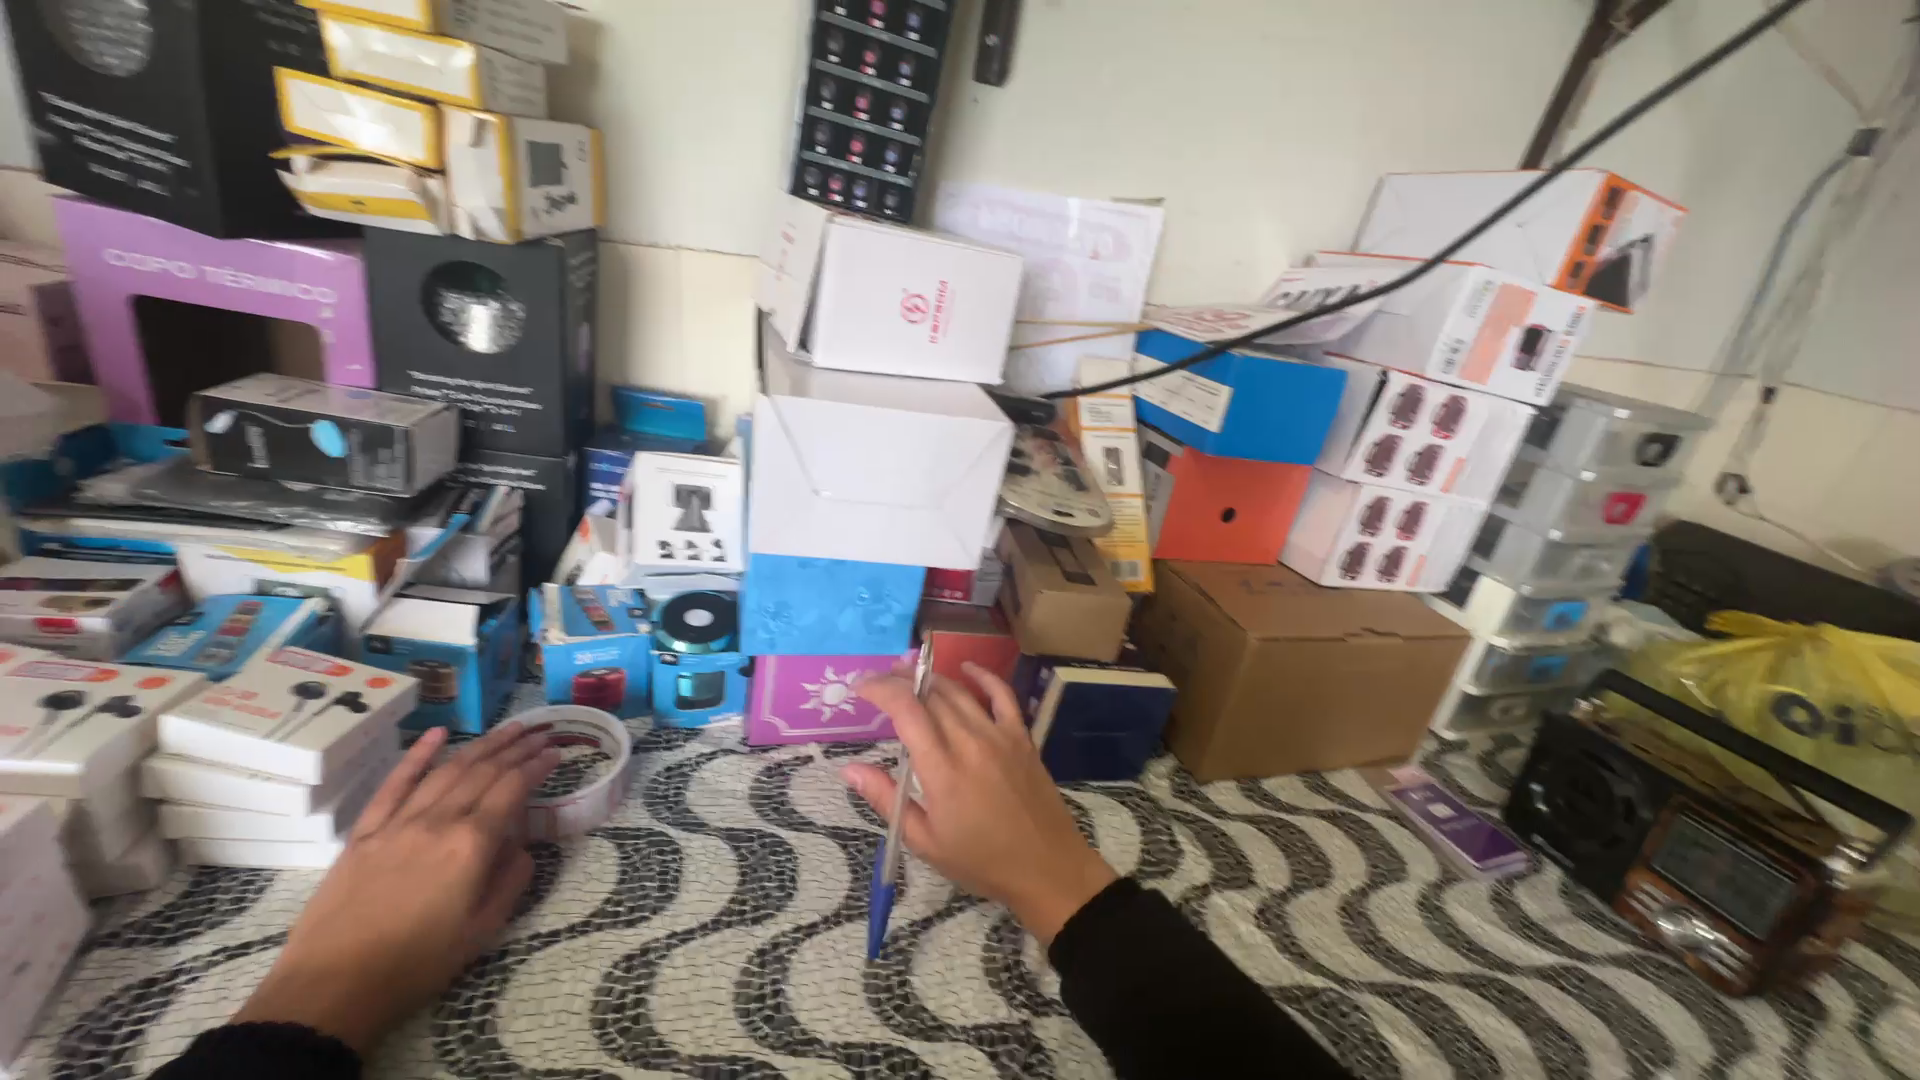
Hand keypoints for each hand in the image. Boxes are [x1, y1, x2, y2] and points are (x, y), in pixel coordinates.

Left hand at [233, 720, 558, 1053]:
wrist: (332, 988)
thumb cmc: (418, 963)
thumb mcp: (484, 928)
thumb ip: (511, 879)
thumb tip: (519, 845)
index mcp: (472, 844)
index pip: (513, 788)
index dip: (537, 766)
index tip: (556, 752)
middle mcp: (438, 821)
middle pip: (483, 771)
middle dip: (516, 747)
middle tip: (540, 731)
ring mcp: (398, 823)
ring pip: (447, 770)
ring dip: (482, 744)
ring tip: (507, 729)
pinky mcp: (365, 833)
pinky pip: (394, 784)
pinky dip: (417, 755)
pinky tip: (437, 733)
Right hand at [843, 662, 1117, 944]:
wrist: (1048, 868)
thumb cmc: (981, 861)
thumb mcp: (925, 841)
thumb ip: (887, 799)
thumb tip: (850, 769)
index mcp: (942, 769)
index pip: (906, 709)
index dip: (880, 690)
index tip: (860, 688)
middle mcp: (970, 741)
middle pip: (930, 694)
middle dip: (900, 681)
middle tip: (879, 680)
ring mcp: (999, 735)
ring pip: (960, 691)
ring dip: (931, 677)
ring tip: (909, 672)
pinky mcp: (1021, 737)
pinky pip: (1002, 695)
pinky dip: (983, 676)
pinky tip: (967, 667)